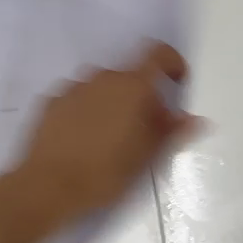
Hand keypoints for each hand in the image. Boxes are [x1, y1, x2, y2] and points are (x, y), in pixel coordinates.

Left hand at [5, 42, 196, 222]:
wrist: (46, 187)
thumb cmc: (104, 174)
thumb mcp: (146, 158)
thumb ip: (172, 132)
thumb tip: (196, 119)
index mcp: (131, 86)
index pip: (158, 54)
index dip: (172, 64)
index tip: (176, 85)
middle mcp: (101, 77)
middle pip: (129, 76)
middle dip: (140, 96)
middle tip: (143, 130)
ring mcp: (71, 88)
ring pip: (101, 88)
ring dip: (111, 104)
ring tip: (108, 140)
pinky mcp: (49, 102)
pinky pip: (76, 100)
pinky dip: (85, 112)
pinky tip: (81, 142)